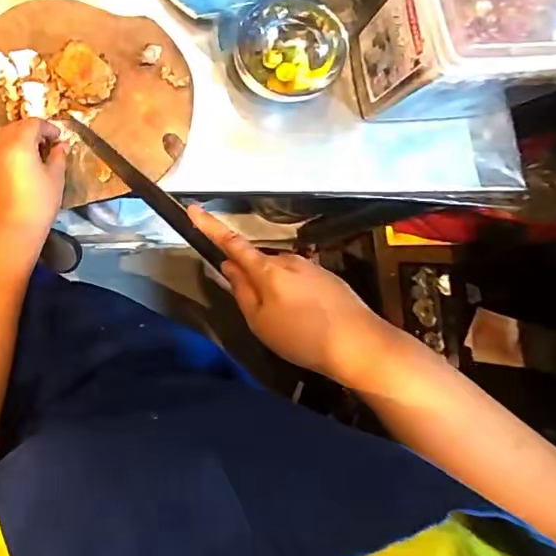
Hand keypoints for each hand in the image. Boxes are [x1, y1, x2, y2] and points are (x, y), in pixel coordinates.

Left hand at [0, 118, 67, 245]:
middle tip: (47, 141)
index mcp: (19, 143)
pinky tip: (16, 156)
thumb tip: (61, 146)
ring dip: (15, 133)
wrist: (13, 228)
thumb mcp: (55, 177)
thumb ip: (57, 156)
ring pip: (0, 132)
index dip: (48, 127)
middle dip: (33, 129)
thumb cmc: (38, 203)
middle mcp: (0, 144)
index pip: (34, 124)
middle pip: (16, 125)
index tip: (58, 137)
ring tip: (29, 146)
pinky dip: (4, 143)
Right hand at [188, 204, 398, 383]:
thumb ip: (241, 291)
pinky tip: (307, 324)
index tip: (194, 209)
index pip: (231, 243)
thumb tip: (228, 266)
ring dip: (275, 292)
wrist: (361, 346)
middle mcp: (289, 260)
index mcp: (267, 270)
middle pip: (257, 263)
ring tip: (288, 327)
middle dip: (251, 280)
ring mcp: (311, 267)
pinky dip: (295, 298)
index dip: (210, 226)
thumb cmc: (302, 337)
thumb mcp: (259, 321)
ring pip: (280, 274)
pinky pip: (300, 282)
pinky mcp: (329, 279)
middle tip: (257, 315)